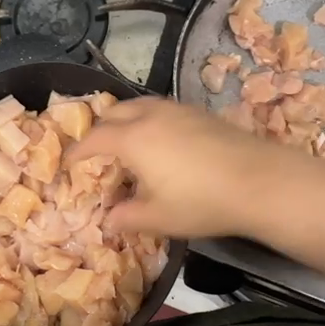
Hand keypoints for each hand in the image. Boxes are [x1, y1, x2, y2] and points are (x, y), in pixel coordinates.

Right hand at [66, 97, 303, 238]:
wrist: (257, 179)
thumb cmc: (201, 201)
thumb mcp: (159, 218)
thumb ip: (127, 217)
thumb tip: (108, 220)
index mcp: (133, 138)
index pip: (94, 138)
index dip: (77, 151)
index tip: (67, 163)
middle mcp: (150, 114)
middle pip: (114, 112)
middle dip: (100, 128)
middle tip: (95, 152)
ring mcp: (176, 109)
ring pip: (138, 105)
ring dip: (125, 120)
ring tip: (126, 144)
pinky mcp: (197, 111)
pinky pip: (160, 109)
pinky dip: (148, 119)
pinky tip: (160, 143)